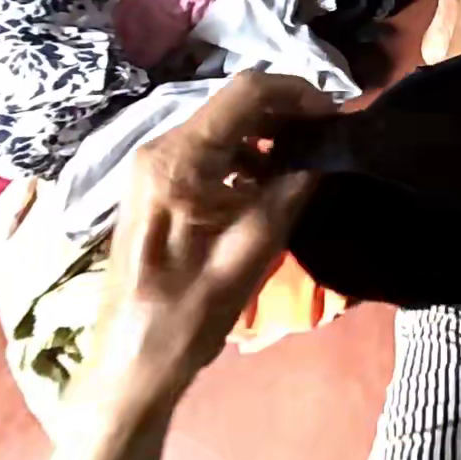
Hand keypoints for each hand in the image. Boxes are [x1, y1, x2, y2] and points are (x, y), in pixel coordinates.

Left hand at [91, 71, 334, 397]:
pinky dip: (249, 150)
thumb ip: (292, 190)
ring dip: (270, 129)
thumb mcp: (252, 251)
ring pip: (226, 120)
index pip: (247, 92)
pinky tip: (271, 178)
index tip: (333, 116)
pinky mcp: (159, 180)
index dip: (298, 93)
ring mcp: (155, 163)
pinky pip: (213, 145)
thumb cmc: (187, 316)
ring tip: (306, 156)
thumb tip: (325, 152)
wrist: (127, 367)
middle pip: (236, 101)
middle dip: (288, 109)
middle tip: (326, 136)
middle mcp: (161, 147)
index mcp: (179, 160)